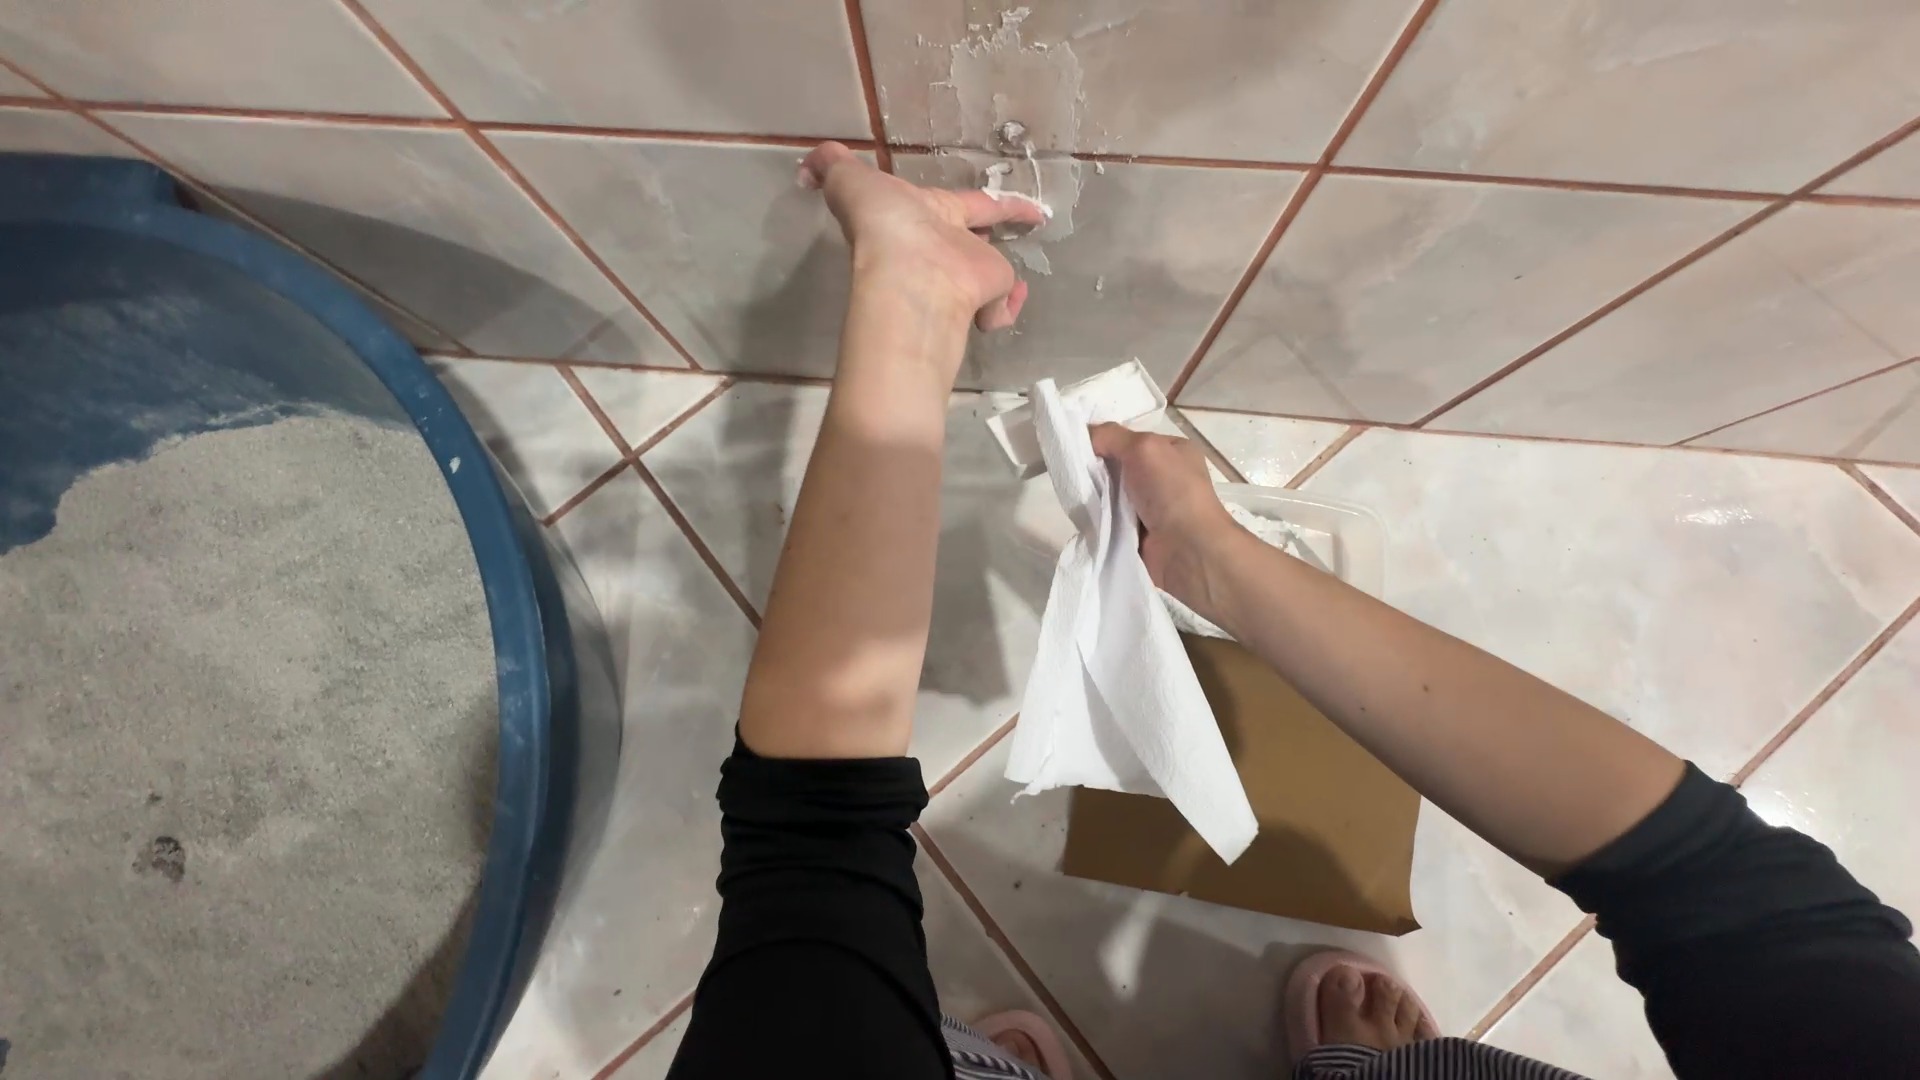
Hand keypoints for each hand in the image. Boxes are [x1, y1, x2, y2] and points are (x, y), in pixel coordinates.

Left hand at [799, 141, 1043, 331]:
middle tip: (1020, 228)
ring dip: (1001, 289)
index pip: (968, 203)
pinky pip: (1001, 304)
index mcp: (932, 214)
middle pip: (979, 238)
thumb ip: (834, 167)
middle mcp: (951, 246)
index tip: (1019, 205)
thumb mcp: (852, 182)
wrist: (908, 274)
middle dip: (995, 232)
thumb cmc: (886, 226)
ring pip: (994, 281)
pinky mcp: (987, 297)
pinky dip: (1003, 307)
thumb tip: (806, 170)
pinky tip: (993, 310)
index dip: (991, 201)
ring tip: (1002, 291)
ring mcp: (969, 275)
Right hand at [1090, 423, 1241, 617]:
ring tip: (1071, 492)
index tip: (1077, 444)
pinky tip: (1082, 514)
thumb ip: (1112, 436)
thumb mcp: (1143, 448)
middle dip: (1096, 467)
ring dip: (1094, 494)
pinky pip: (1110, 517)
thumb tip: (1085, 435)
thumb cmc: (1171, 490)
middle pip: (1118, 465)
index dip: (1105, 438)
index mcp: (1173, 450)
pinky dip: (1098, 516)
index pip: (1131, 438)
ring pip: (1111, 492)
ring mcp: (1152, 505)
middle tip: (1070, 469)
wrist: (1186, 549)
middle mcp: (1164, 476)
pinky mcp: (1138, 530)